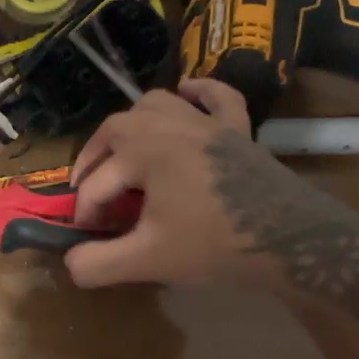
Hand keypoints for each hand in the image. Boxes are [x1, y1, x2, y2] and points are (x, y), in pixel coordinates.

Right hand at [63, 79, 296, 288]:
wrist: (286, 240)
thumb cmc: (211, 247)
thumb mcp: (144, 262)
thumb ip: (97, 265)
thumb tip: (72, 262)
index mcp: (147, 151)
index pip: (97, 182)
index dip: (84, 214)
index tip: (90, 242)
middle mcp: (173, 125)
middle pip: (116, 129)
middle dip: (93, 162)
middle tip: (87, 197)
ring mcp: (208, 124)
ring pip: (156, 105)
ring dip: (130, 128)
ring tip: (120, 160)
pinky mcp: (237, 131)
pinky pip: (215, 96)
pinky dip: (195, 93)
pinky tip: (184, 96)